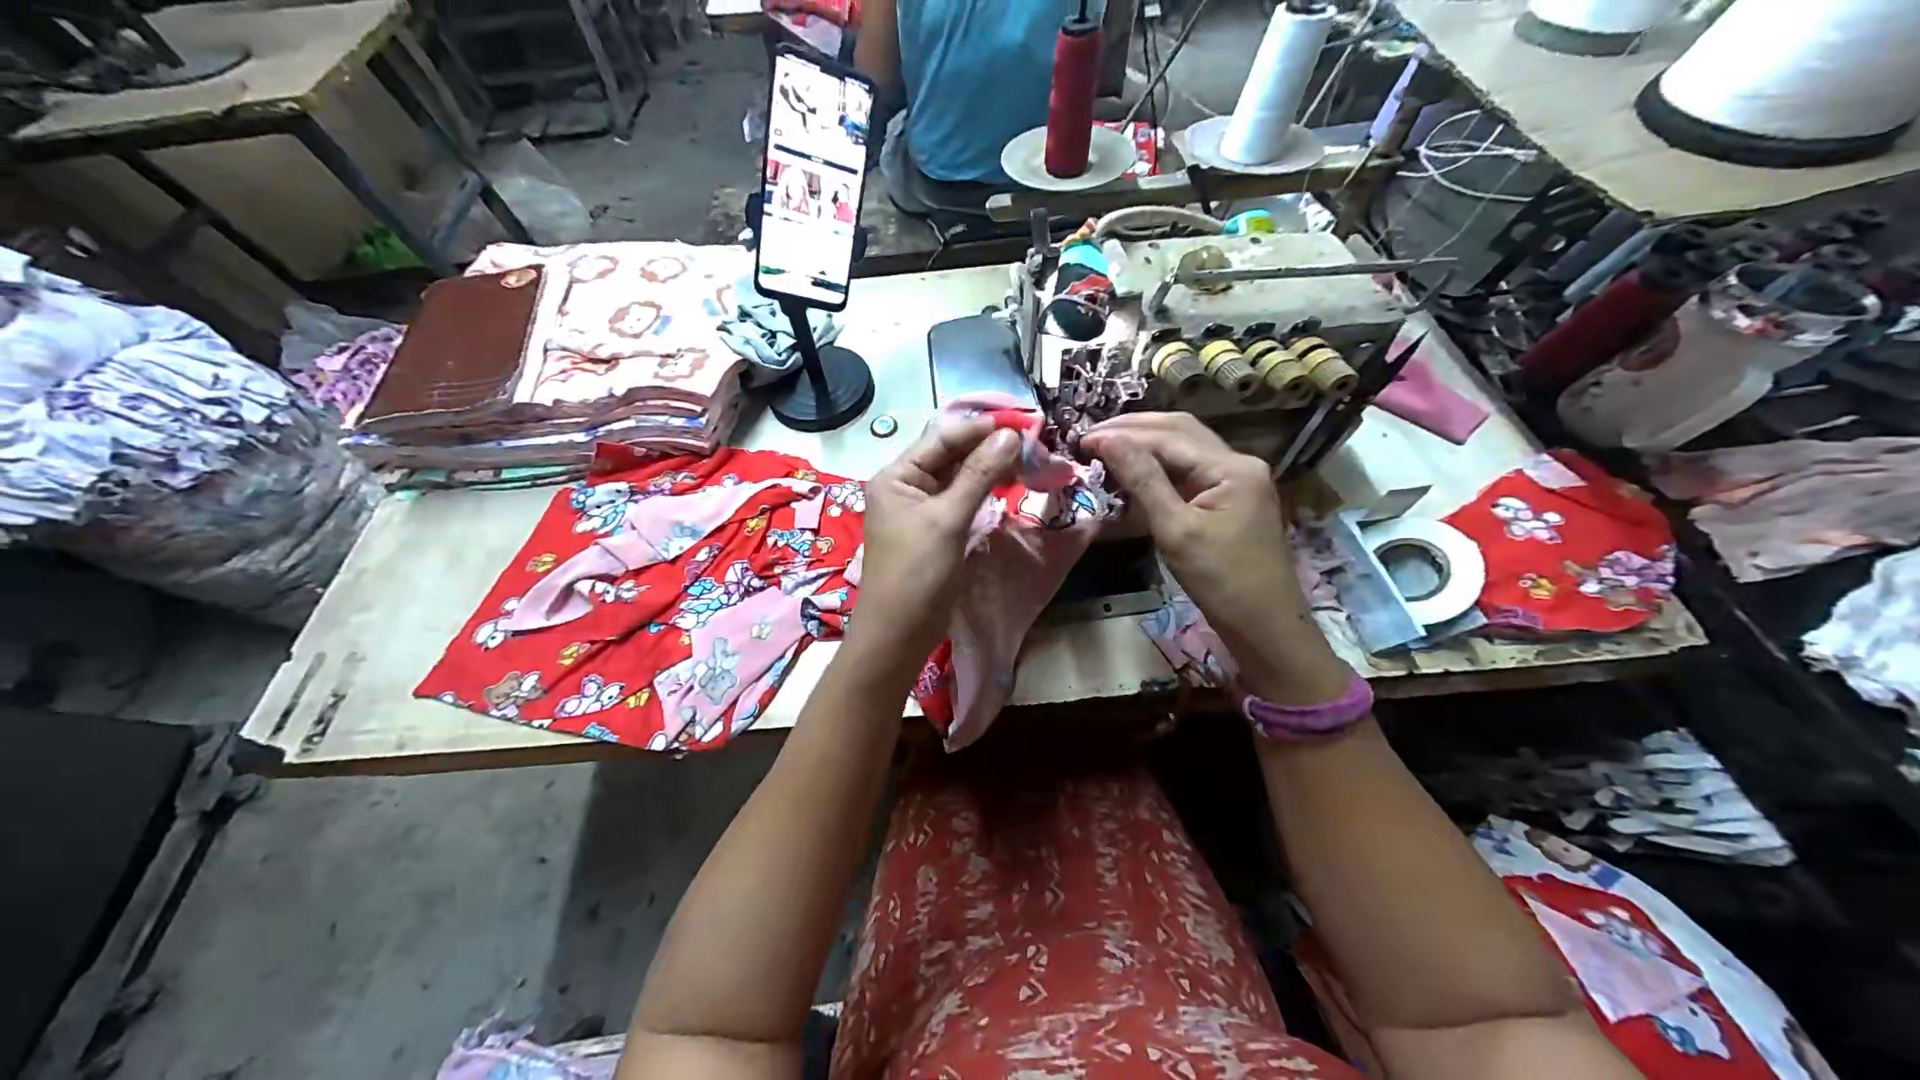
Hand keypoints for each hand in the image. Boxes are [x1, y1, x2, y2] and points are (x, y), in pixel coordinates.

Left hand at [848, 415, 1019, 669]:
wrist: (900, 631)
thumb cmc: (917, 572)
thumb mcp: (948, 519)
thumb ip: (979, 474)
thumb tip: (1010, 435)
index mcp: (896, 475)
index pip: (942, 438)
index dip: (982, 428)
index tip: (1022, 421)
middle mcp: (906, 485)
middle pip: (951, 455)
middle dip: (989, 447)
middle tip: (1032, 441)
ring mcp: (921, 507)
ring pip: (959, 476)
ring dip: (991, 467)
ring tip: (1028, 459)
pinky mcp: (936, 527)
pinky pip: (962, 498)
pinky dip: (985, 490)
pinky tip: (1010, 482)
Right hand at [1081, 413, 1349, 703]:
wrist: (1265, 625)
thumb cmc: (1221, 581)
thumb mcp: (1175, 530)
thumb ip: (1143, 480)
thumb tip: (1107, 440)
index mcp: (1232, 467)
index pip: (1169, 436)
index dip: (1123, 434)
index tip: (1082, 439)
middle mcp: (1240, 462)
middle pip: (1180, 431)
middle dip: (1134, 429)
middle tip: (1090, 437)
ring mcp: (1239, 479)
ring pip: (1186, 447)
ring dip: (1146, 442)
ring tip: (1106, 447)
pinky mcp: (1233, 497)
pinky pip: (1192, 469)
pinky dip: (1161, 464)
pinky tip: (1136, 468)